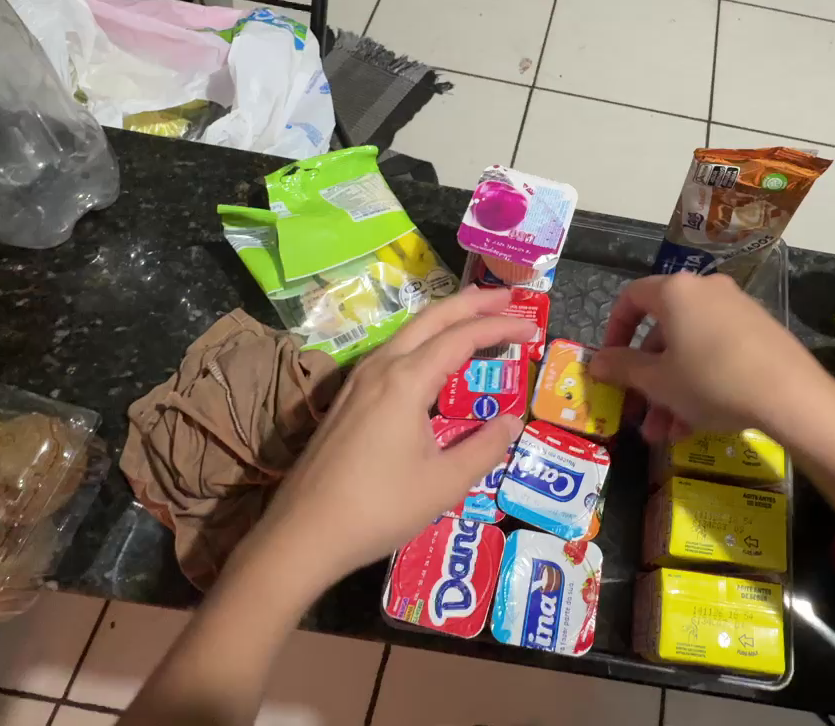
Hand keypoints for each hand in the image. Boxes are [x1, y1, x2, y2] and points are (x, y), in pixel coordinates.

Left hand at [236, 287, 531, 592]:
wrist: (301, 536)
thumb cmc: (378, 508)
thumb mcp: (444, 484)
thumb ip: (485, 448)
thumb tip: (512, 421)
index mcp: (407, 379)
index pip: (462, 337)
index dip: (500, 327)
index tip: (532, 327)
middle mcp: (382, 367)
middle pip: (432, 317)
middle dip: (472, 303)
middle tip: (508, 297)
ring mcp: (359, 380)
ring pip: (409, 331)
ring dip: (446, 318)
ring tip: (476, 317)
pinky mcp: (347, 398)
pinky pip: (394, 351)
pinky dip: (424, 339)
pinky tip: (432, 358)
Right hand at [589, 273, 825, 443]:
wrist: (791, 395)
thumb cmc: (711, 381)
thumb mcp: (659, 381)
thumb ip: (622, 368)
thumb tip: (596, 361)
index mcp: (675, 291)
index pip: (632, 298)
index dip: (614, 331)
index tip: (610, 364)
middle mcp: (705, 290)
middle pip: (663, 331)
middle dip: (647, 378)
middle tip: (639, 415)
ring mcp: (736, 309)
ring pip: (690, 348)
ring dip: (672, 390)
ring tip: (668, 434)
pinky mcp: (760, 331)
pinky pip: (717, 353)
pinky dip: (701, 382)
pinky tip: (698, 424)